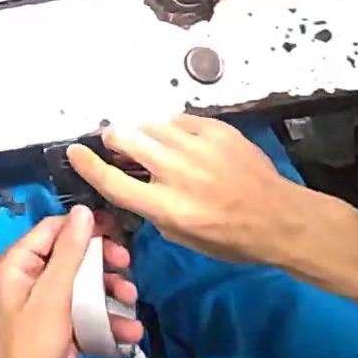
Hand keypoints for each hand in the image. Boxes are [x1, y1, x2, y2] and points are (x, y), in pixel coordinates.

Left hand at [0, 205, 141, 357]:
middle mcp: (30, 279)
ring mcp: (48, 307)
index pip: (51, 230)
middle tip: (127, 262)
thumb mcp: (52, 296)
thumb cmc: (33, 348)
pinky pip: (88, 316)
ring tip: (132, 299)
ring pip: (84, 286)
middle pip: (71, 257)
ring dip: (110, 292)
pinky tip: (130, 333)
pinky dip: (108, 322)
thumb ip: (68, 253)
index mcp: (17, 264)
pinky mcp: (63, 332)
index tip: (116, 225)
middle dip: (101, 260)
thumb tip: (82, 210)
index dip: (82, 224)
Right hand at [66, 115, 323, 264]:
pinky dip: (172, 129)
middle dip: (112, 137)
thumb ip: (152, 208)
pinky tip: (182, 141)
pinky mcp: (215, 130)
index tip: (75, 152)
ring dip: (143, 132)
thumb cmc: (232, 237)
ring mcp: (197, 147)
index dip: (87, 163)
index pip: (113, 180)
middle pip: (124, 138)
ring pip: (148, 123)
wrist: (283, 218)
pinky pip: (177, 120)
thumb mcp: (183, 237)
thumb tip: (128, 181)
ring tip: (153, 142)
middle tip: (116, 143)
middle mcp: (178, 174)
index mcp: (169, 207)